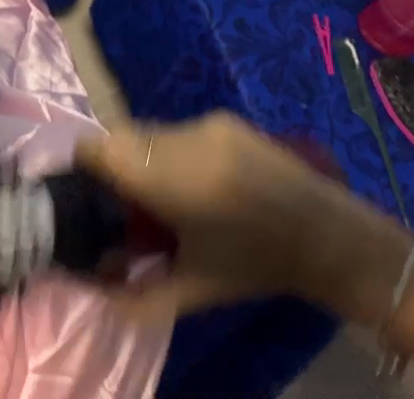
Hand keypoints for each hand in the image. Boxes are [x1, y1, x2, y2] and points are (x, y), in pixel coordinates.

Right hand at [76, 111, 352, 318]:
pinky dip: (174, 152)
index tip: (90, 192)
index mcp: (169, 180)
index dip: (84, 164)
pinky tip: (200, 181)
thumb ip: (138, 294)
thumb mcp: (194, 288)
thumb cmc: (255, 266)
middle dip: (117, 165)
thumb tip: (94, 292)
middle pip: (120, 137)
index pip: (98, 147)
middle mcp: (181, 140)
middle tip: (130, 201)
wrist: (328, 237)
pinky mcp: (223, 119)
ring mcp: (205, 124)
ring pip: (149, 132)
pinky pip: (177, 130)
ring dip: (146, 157)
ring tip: (169, 193)